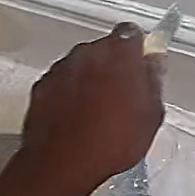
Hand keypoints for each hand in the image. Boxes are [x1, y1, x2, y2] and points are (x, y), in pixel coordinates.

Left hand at [18, 23, 164, 195]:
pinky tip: (73, 118)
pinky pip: (59, 82)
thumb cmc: (113, 141)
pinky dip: (66, 93)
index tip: (140, 66)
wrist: (63, 162)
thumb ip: (153, 80)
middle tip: (120, 96)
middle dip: (111, 65)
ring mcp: (60, 68)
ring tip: (95, 112)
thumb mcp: (151, 115)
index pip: (130, 33)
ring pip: (79, 65)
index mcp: (118, 52)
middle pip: (103, 49)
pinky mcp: (40, 86)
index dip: (136, 49)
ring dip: (87, 79)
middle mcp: (86, 52)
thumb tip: (153, 62)